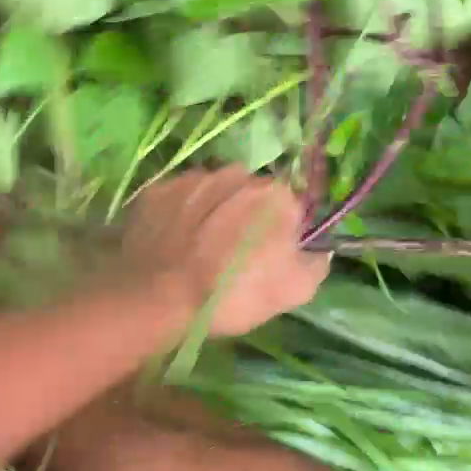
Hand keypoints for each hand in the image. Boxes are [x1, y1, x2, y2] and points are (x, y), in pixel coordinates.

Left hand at [125, 170, 329, 336]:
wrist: (155, 296)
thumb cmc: (229, 294)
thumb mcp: (294, 291)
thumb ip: (315, 262)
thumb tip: (315, 250)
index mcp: (275, 194)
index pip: (290, 208)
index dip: (281, 233)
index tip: (267, 257)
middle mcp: (234, 174)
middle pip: (248, 195)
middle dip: (243, 218)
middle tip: (228, 255)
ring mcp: (190, 179)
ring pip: (209, 194)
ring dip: (208, 214)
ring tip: (194, 250)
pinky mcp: (154, 191)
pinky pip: (175, 201)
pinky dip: (175, 217)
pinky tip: (169, 243)